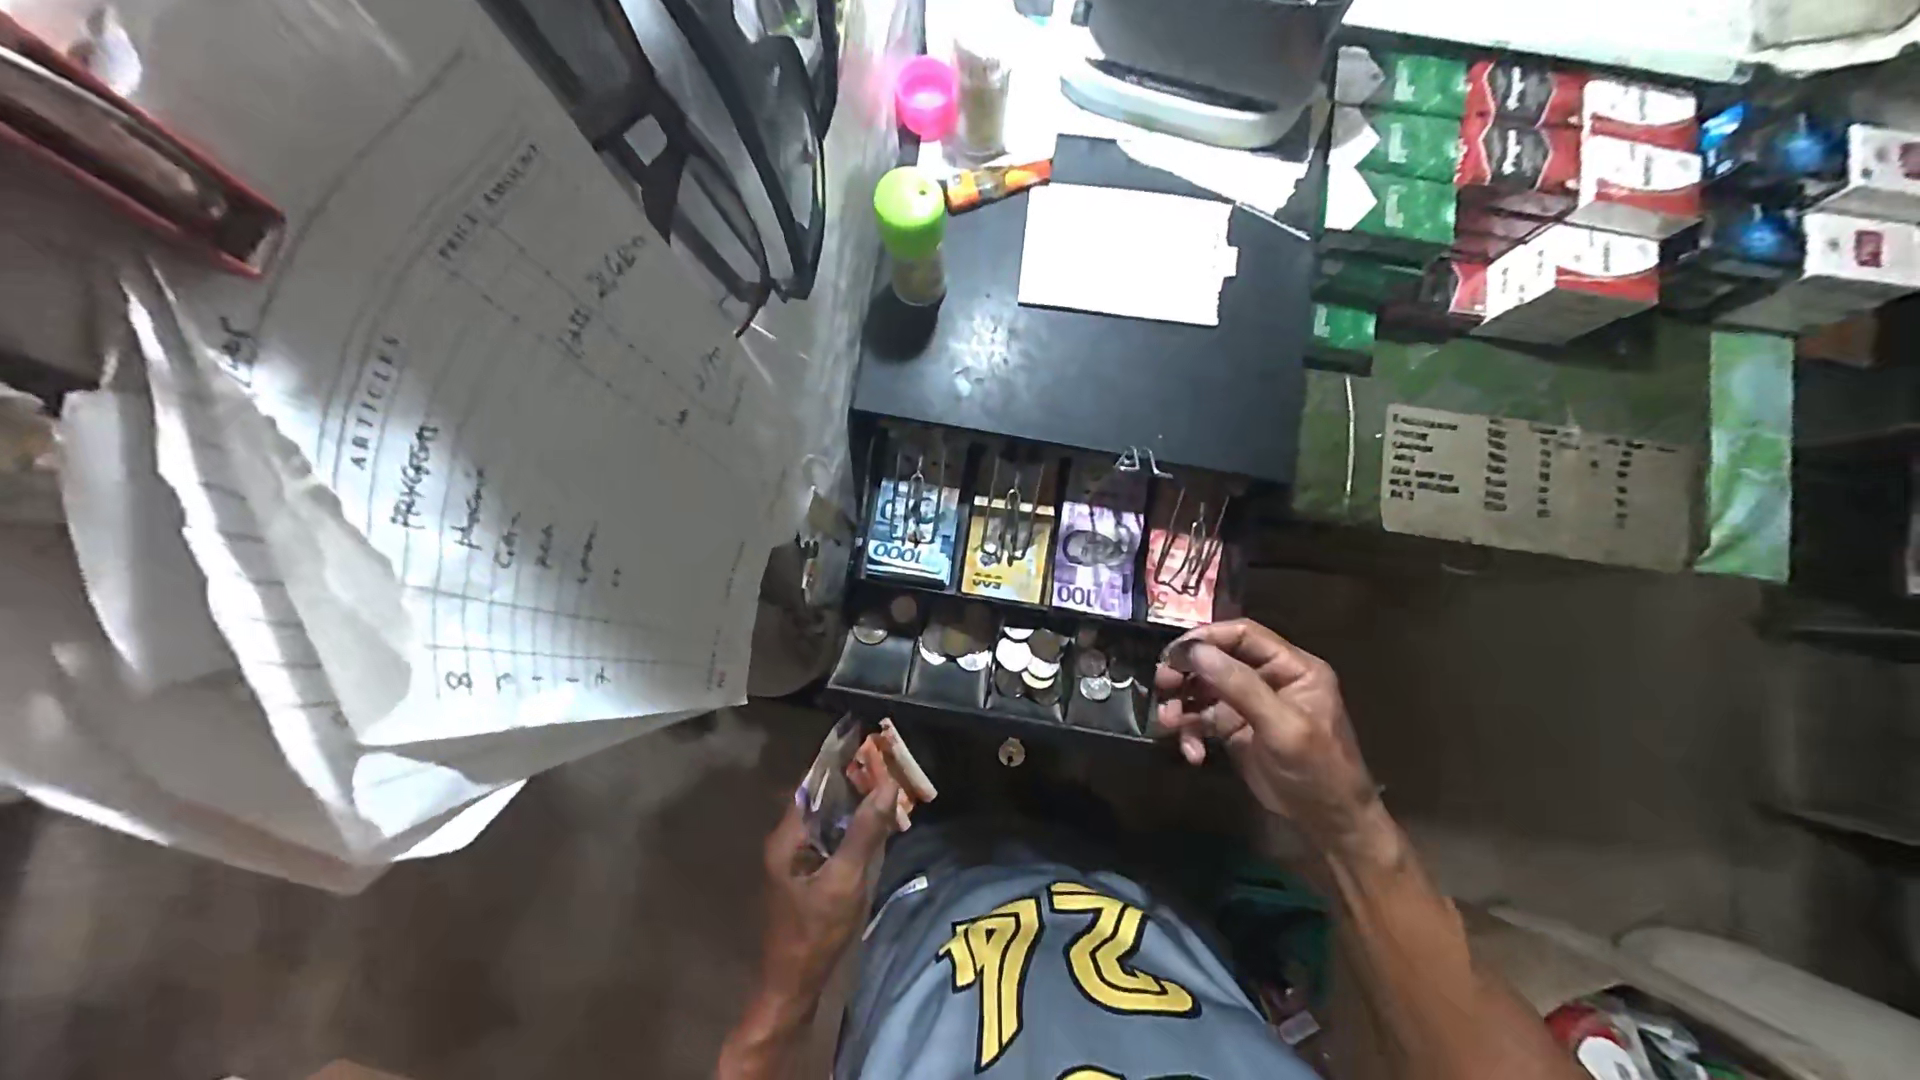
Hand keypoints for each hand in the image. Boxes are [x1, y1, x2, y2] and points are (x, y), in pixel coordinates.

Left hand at [753, 773, 901, 1003]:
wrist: (794, 987)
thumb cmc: (815, 932)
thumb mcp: (845, 879)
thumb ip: (866, 832)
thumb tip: (886, 785)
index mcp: (788, 836)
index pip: (813, 782)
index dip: (837, 759)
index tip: (865, 737)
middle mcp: (788, 840)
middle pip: (821, 797)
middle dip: (852, 778)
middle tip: (885, 760)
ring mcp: (797, 858)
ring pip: (828, 816)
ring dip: (854, 800)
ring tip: (886, 782)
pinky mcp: (809, 873)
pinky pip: (832, 835)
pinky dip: (853, 824)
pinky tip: (876, 821)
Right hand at [1154, 619, 1380, 848]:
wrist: (1329, 826)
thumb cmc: (1319, 771)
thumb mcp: (1283, 727)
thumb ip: (1241, 686)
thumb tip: (1195, 651)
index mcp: (1291, 668)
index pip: (1243, 635)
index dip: (1206, 639)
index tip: (1174, 655)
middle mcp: (1268, 678)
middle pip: (1216, 658)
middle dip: (1186, 672)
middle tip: (1162, 685)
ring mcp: (1249, 703)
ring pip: (1203, 688)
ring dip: (1181, 703)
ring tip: (1168, 722)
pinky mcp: (1234, 728)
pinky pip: (1202, 719)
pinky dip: (1190, 732)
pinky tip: (1192, 754)